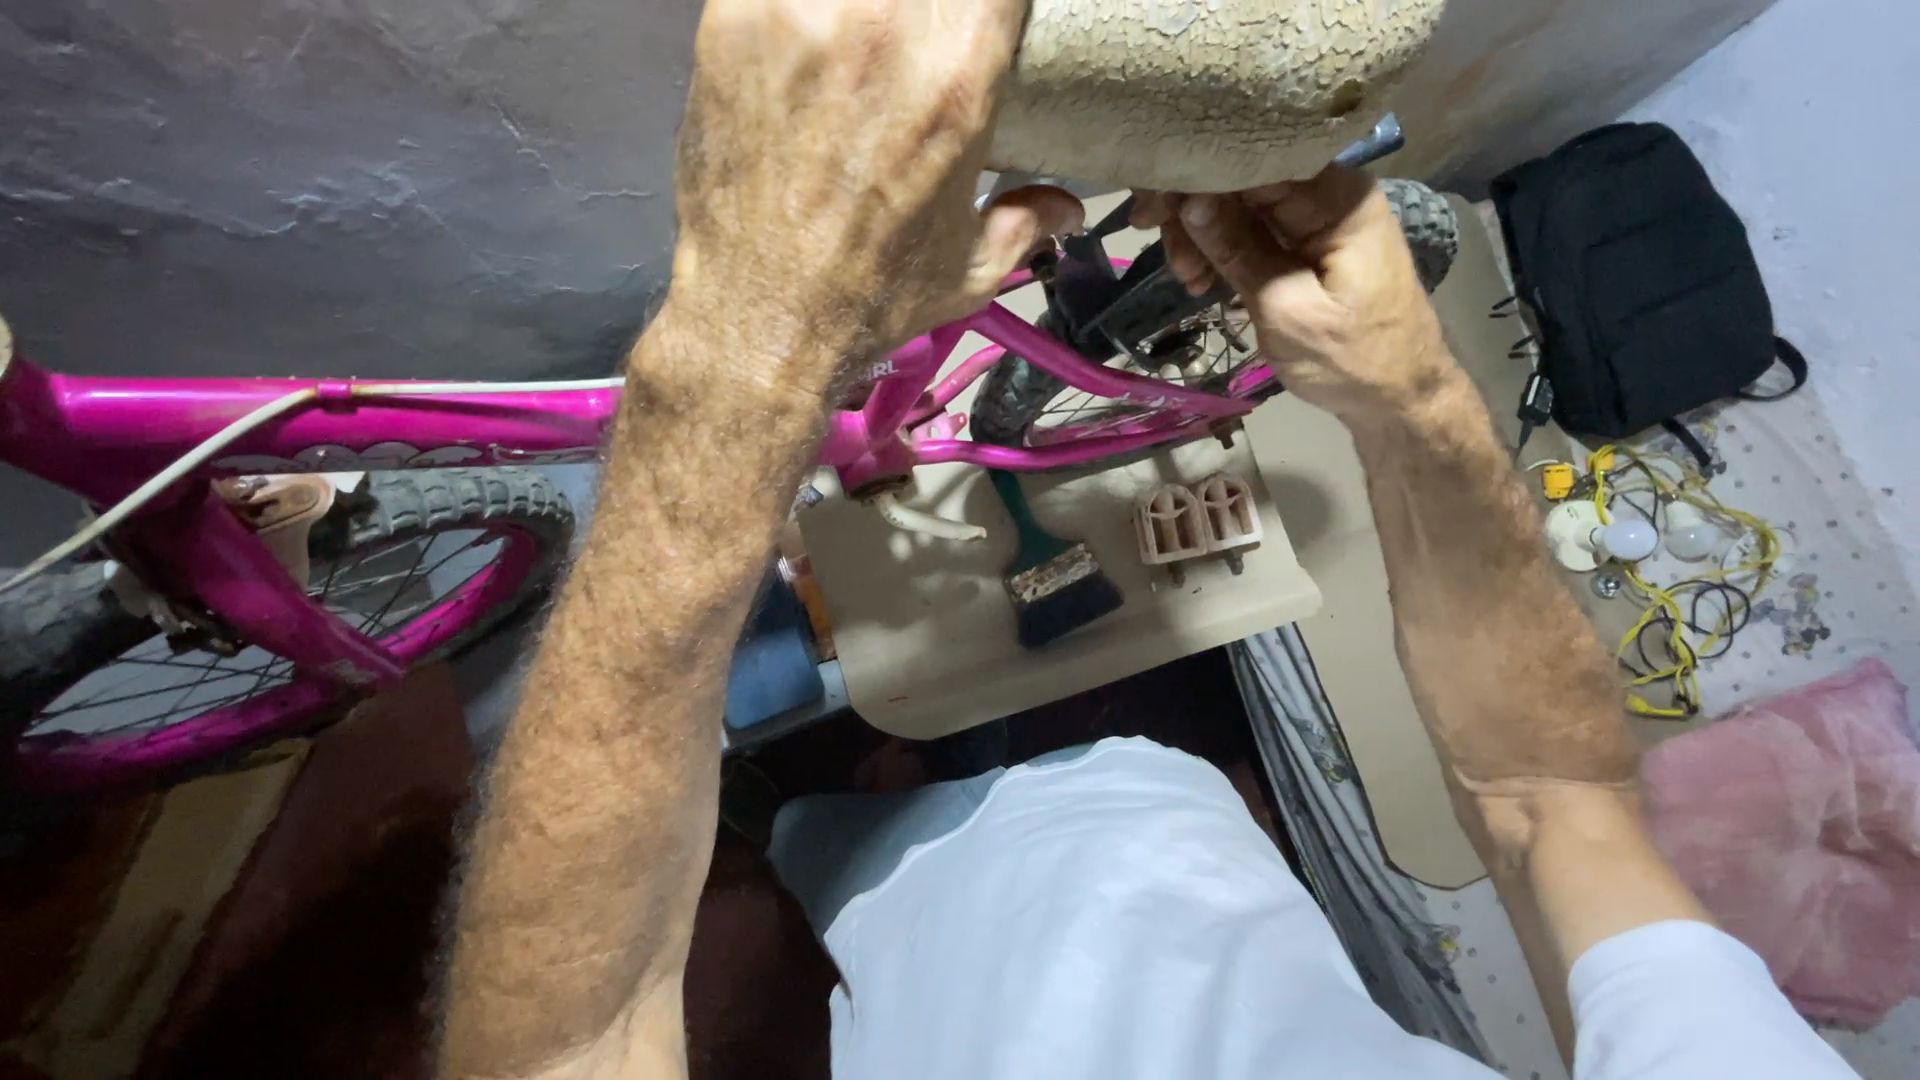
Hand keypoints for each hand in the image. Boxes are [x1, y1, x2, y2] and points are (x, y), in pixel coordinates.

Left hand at [670, 0, 1081, 384]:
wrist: (763, 321)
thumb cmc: (872, 298)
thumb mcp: (969, 271)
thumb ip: (1024, 222)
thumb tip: (1063, 208)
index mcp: (958, 73)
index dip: (988, 6)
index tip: (978, 26)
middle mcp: (882, 23)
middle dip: (925, 15)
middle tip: (913, 50)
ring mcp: (798, 11)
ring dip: (861, 16)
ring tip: (854, 63)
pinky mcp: (730, 20)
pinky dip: (800, 14)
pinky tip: (801, 58)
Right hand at [1131, 170, 1454, 424]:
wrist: (1397, 398)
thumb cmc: (1349, 361)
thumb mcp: (1287, 311)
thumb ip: (1240, 252)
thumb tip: (1191, 200)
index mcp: (1338, 198)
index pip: (1252, 161)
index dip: (1195, 178)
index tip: (1150, 213)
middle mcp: (1330, 193)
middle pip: (1242, 178)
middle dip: (1194, 215)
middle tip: (1173, 265)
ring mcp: (1318, 218)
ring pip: (1240, 206)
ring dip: (1203, 239)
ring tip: (1191, 284)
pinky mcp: (1306, 243)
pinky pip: (1252, 231)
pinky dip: (1222, 252)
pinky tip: (1206, 283)